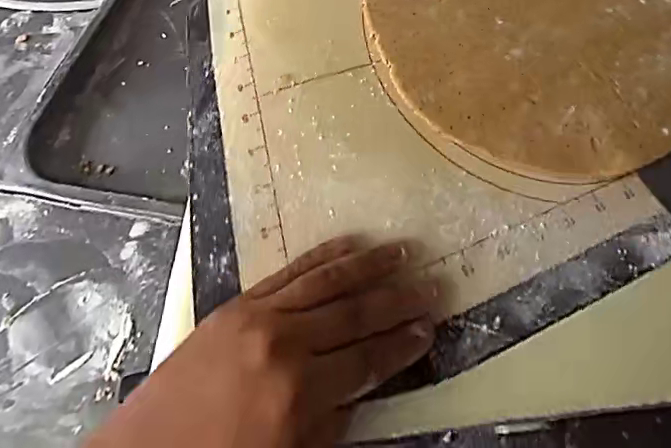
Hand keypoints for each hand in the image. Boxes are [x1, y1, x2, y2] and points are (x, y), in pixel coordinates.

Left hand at [87, 236, 437, 447]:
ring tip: (403, 252)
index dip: (403, 345)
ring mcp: (260, 317)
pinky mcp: (238, 304)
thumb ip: (328, 425)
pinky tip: (351, 244)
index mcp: (297, 395)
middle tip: (432, 286)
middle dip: (399, 300)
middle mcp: (285, 345)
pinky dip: (325, 255)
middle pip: (357, 314)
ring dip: (371, 265)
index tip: (429, 329)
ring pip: (330, 280)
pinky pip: (292, 271)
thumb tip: (360, 389)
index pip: (368, 359)